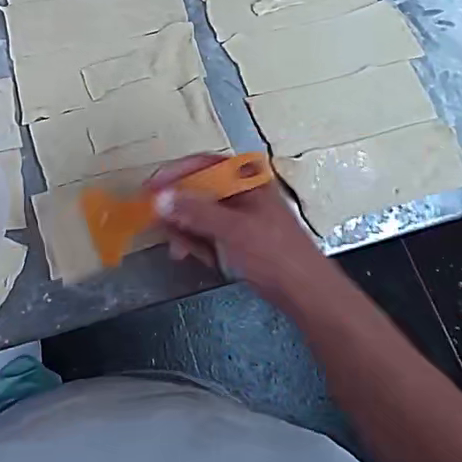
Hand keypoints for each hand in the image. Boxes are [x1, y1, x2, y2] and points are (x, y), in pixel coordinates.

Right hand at [149, 154, 330, 299]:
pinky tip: (190, 255)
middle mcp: (242, 193)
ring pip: (200, 213)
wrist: (310, 297)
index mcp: (247, 180)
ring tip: (177, 248)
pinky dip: (195, 241)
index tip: (152, 187)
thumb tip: (160, 198)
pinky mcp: (239, 238)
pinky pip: (207, 232)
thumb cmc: (276, 256)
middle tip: (157, 221)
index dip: (175, 173)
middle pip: (198, 189)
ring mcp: (241, 216)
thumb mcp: (232, 230)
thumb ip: (195, 212)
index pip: (203, 164)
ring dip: (184, 229)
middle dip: (177, 208)